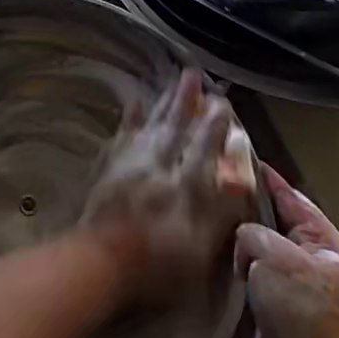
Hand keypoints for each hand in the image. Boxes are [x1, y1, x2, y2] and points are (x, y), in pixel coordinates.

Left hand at [82, 70, 251, 303]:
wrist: (99, 261)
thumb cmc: (156, 264)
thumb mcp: (200, 248)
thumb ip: (221, 211)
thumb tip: (239, 179)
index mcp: (185, 185)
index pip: (204, 147)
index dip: (215, 125)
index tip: (223, 103)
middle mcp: (160, 165)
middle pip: (176, 127)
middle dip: (187, 100)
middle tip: (194, 73)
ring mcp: (132, 162)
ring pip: (152, 124)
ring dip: (164, 101)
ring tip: (173, 80)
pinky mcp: (109, 167)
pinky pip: (123, 134)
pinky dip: (131, 117)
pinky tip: (136, 102)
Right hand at [233, 165, 338, 337]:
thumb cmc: (304, 316)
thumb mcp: (276, 260)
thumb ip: (254, 234)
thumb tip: (244, 239)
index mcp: (330, 243)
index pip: (294, 198)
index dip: (267, 178)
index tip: (242, 157)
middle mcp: (322, 261)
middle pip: (280, 224)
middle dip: (252, 213)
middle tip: (219, 194)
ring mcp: (307, 288)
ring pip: (269, 252)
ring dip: (247, 246)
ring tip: (217, 227)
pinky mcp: (291, 312)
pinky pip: (265, 278)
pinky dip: (248, 270)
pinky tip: (227, 264)